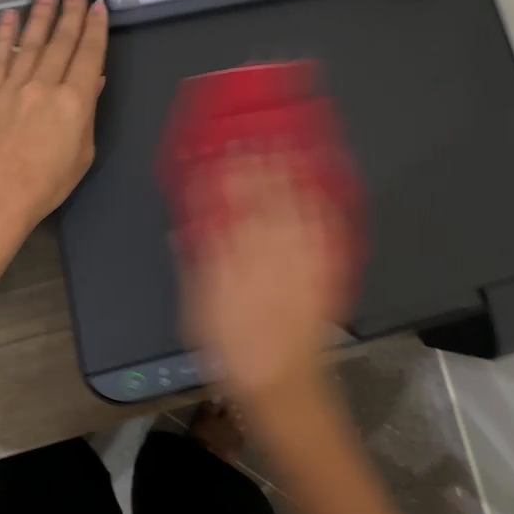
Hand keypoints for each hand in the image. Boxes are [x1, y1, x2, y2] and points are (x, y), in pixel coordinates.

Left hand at [0, 0, 108, 233]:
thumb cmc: (47, 184)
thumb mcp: (83, 152)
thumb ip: (87, 113)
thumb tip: (92, 82)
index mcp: (75, 101)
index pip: (89, 55)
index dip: (95, 28)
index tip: (98, 7)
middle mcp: (46, 85)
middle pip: (62, 41)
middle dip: (71, 12)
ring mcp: (15, 86)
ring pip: (32, 41)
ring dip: (42, 14)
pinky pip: (0, 56)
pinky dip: (6, 34)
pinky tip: (11, 16)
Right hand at [181, 152, 349, 408]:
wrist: (281, 382)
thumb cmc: (232, 348)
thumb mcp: (198, 308)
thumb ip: (196, 263)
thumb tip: (186, 229)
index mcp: (235, 256)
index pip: (233, 202)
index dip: (233, 170)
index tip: (230, 145)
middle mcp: (270, 250)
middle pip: (268, 195)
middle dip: (266, 161)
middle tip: (262, 131)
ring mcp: (302, 259)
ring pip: (298, 205)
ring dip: (294, 172)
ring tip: (293, 142)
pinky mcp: (326, 270)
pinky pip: (327, 230)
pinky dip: (323, 203)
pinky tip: (321, 185)